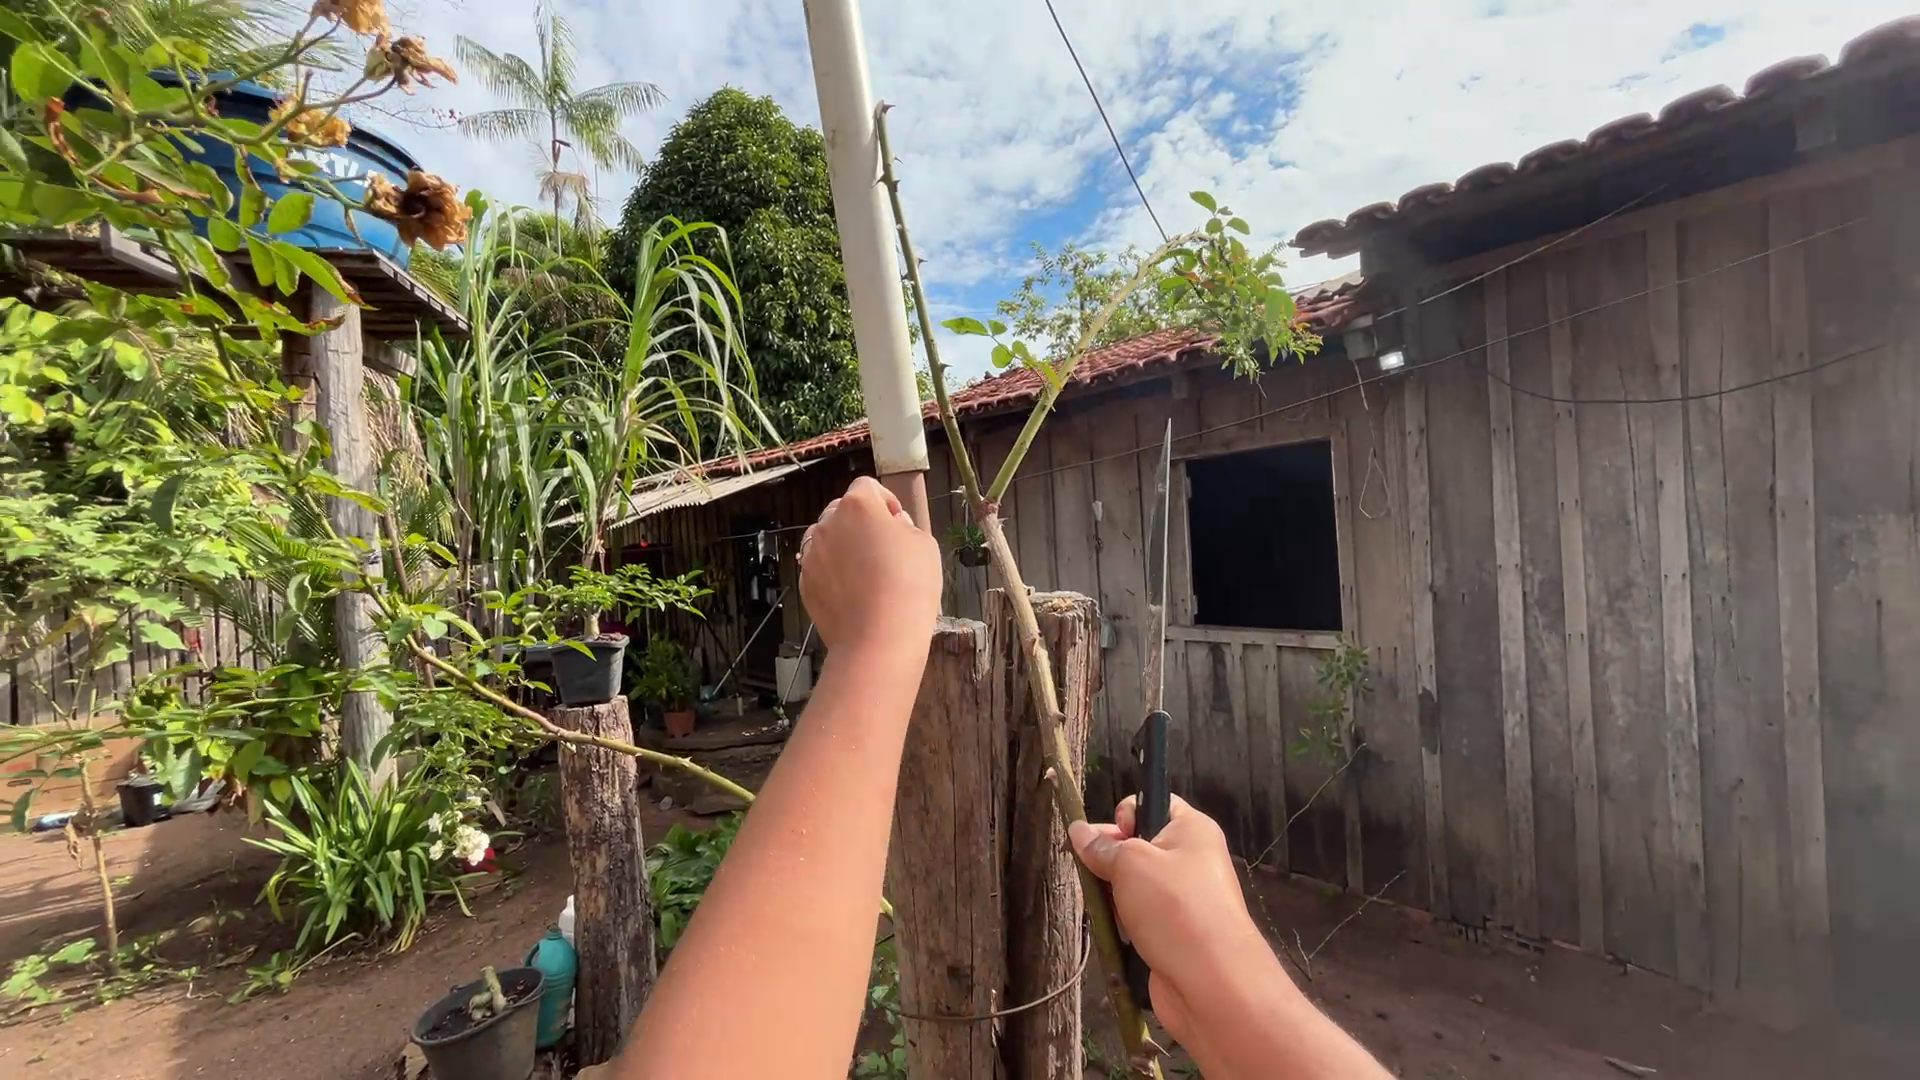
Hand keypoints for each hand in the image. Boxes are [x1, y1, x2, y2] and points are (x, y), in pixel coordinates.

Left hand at [798, 476, 940, 652]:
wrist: (880, 637)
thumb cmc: (910, 584)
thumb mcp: (924, 544)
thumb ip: (905, 526)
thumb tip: (893, 526)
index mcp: (858, 506)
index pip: (867, 486)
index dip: (885, 500)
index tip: (897, 520)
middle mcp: (828, 524)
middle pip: (841, 511)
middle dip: (860, 523)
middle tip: (882, 548)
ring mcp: (812, 555)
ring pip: (827, 540)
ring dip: (843, 547)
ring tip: (866, 573)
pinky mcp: (804, 584)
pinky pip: (820, 569)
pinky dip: (833, 574)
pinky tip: (854, 594)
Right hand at [1069, 796, 1268, 1041]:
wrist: (1214, 987)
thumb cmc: (1175, 908)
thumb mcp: (1130, 864)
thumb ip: (1101, 846)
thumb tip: (1077, 829)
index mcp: (1191, 829)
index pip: (1152, 802)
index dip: (1126, 815)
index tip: (1117, 838)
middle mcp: (1190, 858)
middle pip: (1137, 844)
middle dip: (1110, 858)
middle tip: (1092, 872)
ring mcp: (1183, 899)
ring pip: (1132, 883)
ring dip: (1113, 893)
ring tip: (1103, 906)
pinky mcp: (1173, 932)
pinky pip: (1138, 915)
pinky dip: (1123, 921)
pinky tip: (1114, 931)